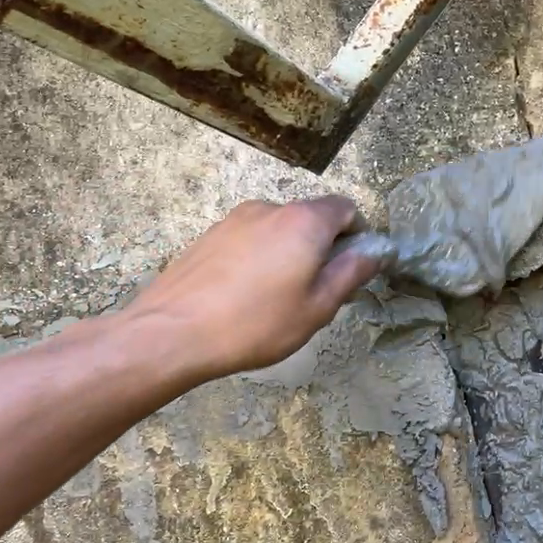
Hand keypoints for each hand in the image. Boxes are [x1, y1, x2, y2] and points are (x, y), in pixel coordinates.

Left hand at [116, 196, 380, 382]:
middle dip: (322, 246)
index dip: (357, 235)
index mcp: (304, 221)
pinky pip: (250, 239)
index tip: (350, 268)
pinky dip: (259, 258)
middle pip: (312, 218)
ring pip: (279, 230)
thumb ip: (351, 273)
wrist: (169, 334)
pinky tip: (245, 295)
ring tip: (276, 297)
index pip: (346, 208)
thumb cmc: (256, 323)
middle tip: (316, 291)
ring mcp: (234, 220)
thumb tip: (373, 253)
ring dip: (289, 253)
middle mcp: (270, 209)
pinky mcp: (208, 236)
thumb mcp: (318, 307)